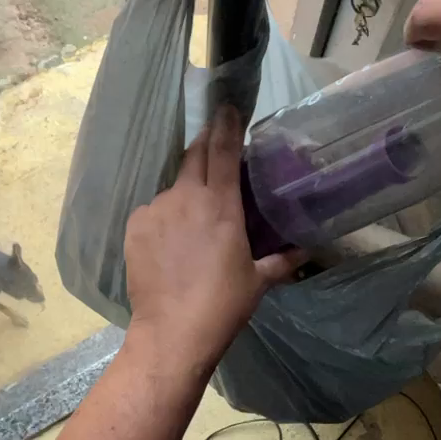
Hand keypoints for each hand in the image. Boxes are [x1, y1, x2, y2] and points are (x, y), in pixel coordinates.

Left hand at [123, 108, 303, 371]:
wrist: (172, 332)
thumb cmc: (223, 305)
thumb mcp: (258, 281)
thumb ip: (282, 259)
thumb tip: (306, 248)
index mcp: (220, 205)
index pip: (224, 149)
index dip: (226, 124)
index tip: (228, 107)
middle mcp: (185, 198)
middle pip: (194, 156)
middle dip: (206, 148)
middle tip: (216, 150)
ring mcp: (155, 211)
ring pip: (173, 189)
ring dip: (186, 194)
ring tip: (194, 222)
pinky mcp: (134, 227)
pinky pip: (154, 212)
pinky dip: (165, 218)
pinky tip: (172, 242)